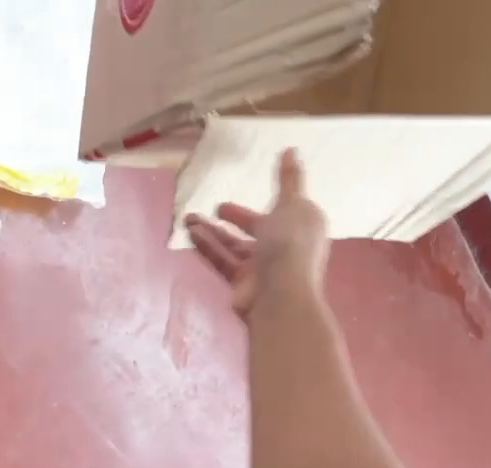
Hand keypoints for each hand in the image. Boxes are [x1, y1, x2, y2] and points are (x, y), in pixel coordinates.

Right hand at [183, 149, 329, 314]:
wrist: (279, 294)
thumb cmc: (290, 244)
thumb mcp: (292, 204)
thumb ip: (288, 179)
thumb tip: (290, 149)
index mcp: (301, 225)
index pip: (285, 209)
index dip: (270, 199)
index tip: (252, 187)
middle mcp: (282, 245)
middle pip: (256, 228)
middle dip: (235, 218)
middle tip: (217, 207)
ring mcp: (260, 266)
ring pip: (233, 244)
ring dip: (212, 231)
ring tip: (189, 218)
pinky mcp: (239, 282)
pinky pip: (221, 260)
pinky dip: (206, 247)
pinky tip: (191, 234)